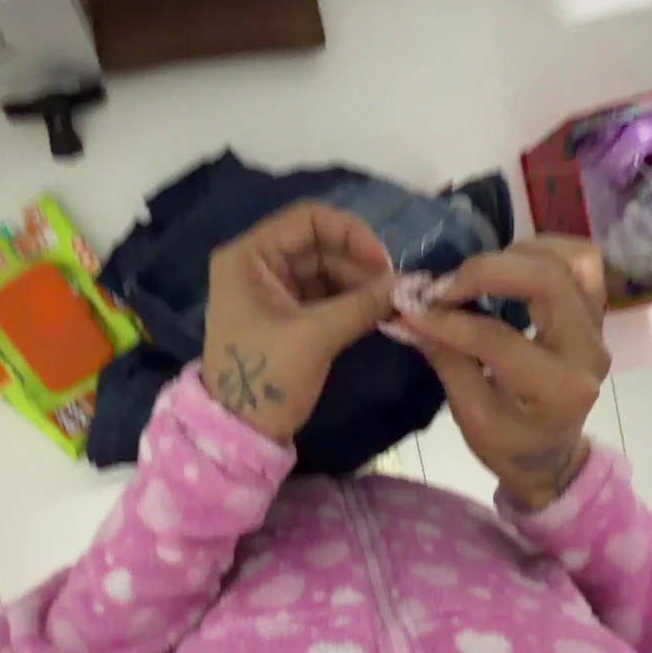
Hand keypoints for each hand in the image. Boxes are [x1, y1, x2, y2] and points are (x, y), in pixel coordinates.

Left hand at [201, 203, 397, 442]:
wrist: (239, 433)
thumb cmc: (267, 377)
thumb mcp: (316, 337)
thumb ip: (364, 304)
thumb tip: (412, 284)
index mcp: (249, 257)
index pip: (308, 220)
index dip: (352, 234)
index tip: (385, 263)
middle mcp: (256, 264)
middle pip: (319, 245)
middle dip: (359, 264)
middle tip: (395, 290)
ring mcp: (270, 291)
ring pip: (325, 271)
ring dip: (359, 284)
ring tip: (390, 304)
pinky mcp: (283, 316)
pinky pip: (323, 295)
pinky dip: (349, 301)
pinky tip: (375, 313)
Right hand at [399, 237, 610, 509]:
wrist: (550, 456)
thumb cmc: (509, 445)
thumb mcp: (471, 416)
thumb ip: (444, 359)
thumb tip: (403, 312)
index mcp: (559, 391)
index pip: (500, 339)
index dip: (448, 320)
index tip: (409, 308)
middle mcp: (589, 352)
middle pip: (548, 281)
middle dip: (485, 272)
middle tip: (442, 285)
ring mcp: (599, 327)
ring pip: (572, 261)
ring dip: (518, 254)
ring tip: (475, 273)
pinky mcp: (595, 311)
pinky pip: (581, 261)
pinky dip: (543, 250)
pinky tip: (507, 262)